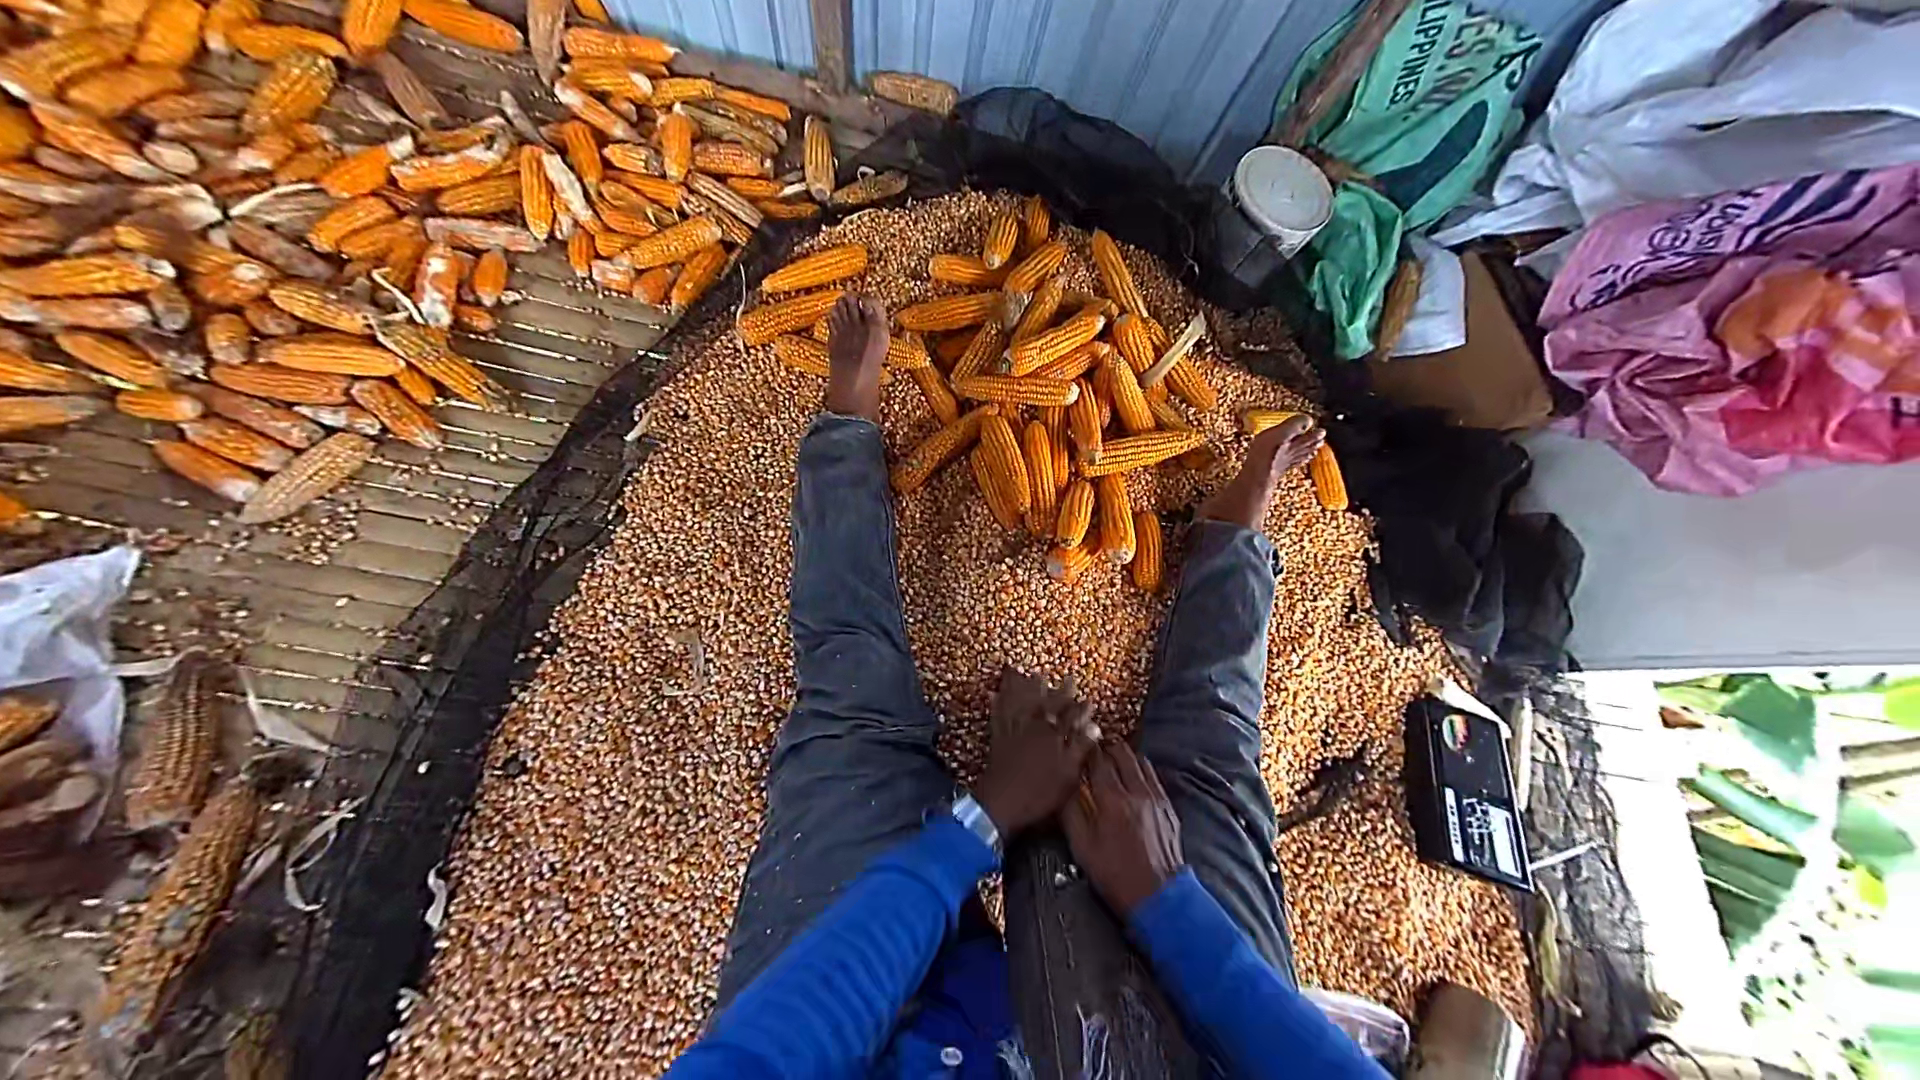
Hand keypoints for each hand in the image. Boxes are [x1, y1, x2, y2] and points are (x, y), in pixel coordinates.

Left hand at [973, 666, 1099, 837]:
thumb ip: (1080, 748)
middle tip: (1068, 679)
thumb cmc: (1039, 792)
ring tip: (1027, 672)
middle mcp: (1034, 727)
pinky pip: (997, 714)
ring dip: (1024, 687)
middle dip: (1059, 691)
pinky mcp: (998, 738)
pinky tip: (993, 693)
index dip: (1081, 708)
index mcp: (1053, 735)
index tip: (1089, 699)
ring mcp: (1014, 730)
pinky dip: (996, 702)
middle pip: (1047, 703)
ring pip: (1021, 702)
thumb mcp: (1067, 774)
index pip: (1071, 716)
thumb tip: (1094, 727)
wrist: (1002, 801)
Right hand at [1062, 742, 1184, 916]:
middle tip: (1094, 753)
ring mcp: (1156, 798)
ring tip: (1113, 763)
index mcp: (1112, 800)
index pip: (1098, 759)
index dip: (1086, 750)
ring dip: (1125, 757)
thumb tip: (1063, 788)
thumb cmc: (1116, 876)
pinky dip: (1140, 772)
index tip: (1077, 749)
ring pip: (1141, 761)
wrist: (1160, 899)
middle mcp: (1137, 792)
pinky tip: (1132, 782)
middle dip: (1106, 747)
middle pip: (1122, 752)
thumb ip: (1071, 813)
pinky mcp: (1168, 808)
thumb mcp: (1082, 848)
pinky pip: (1154, 777)